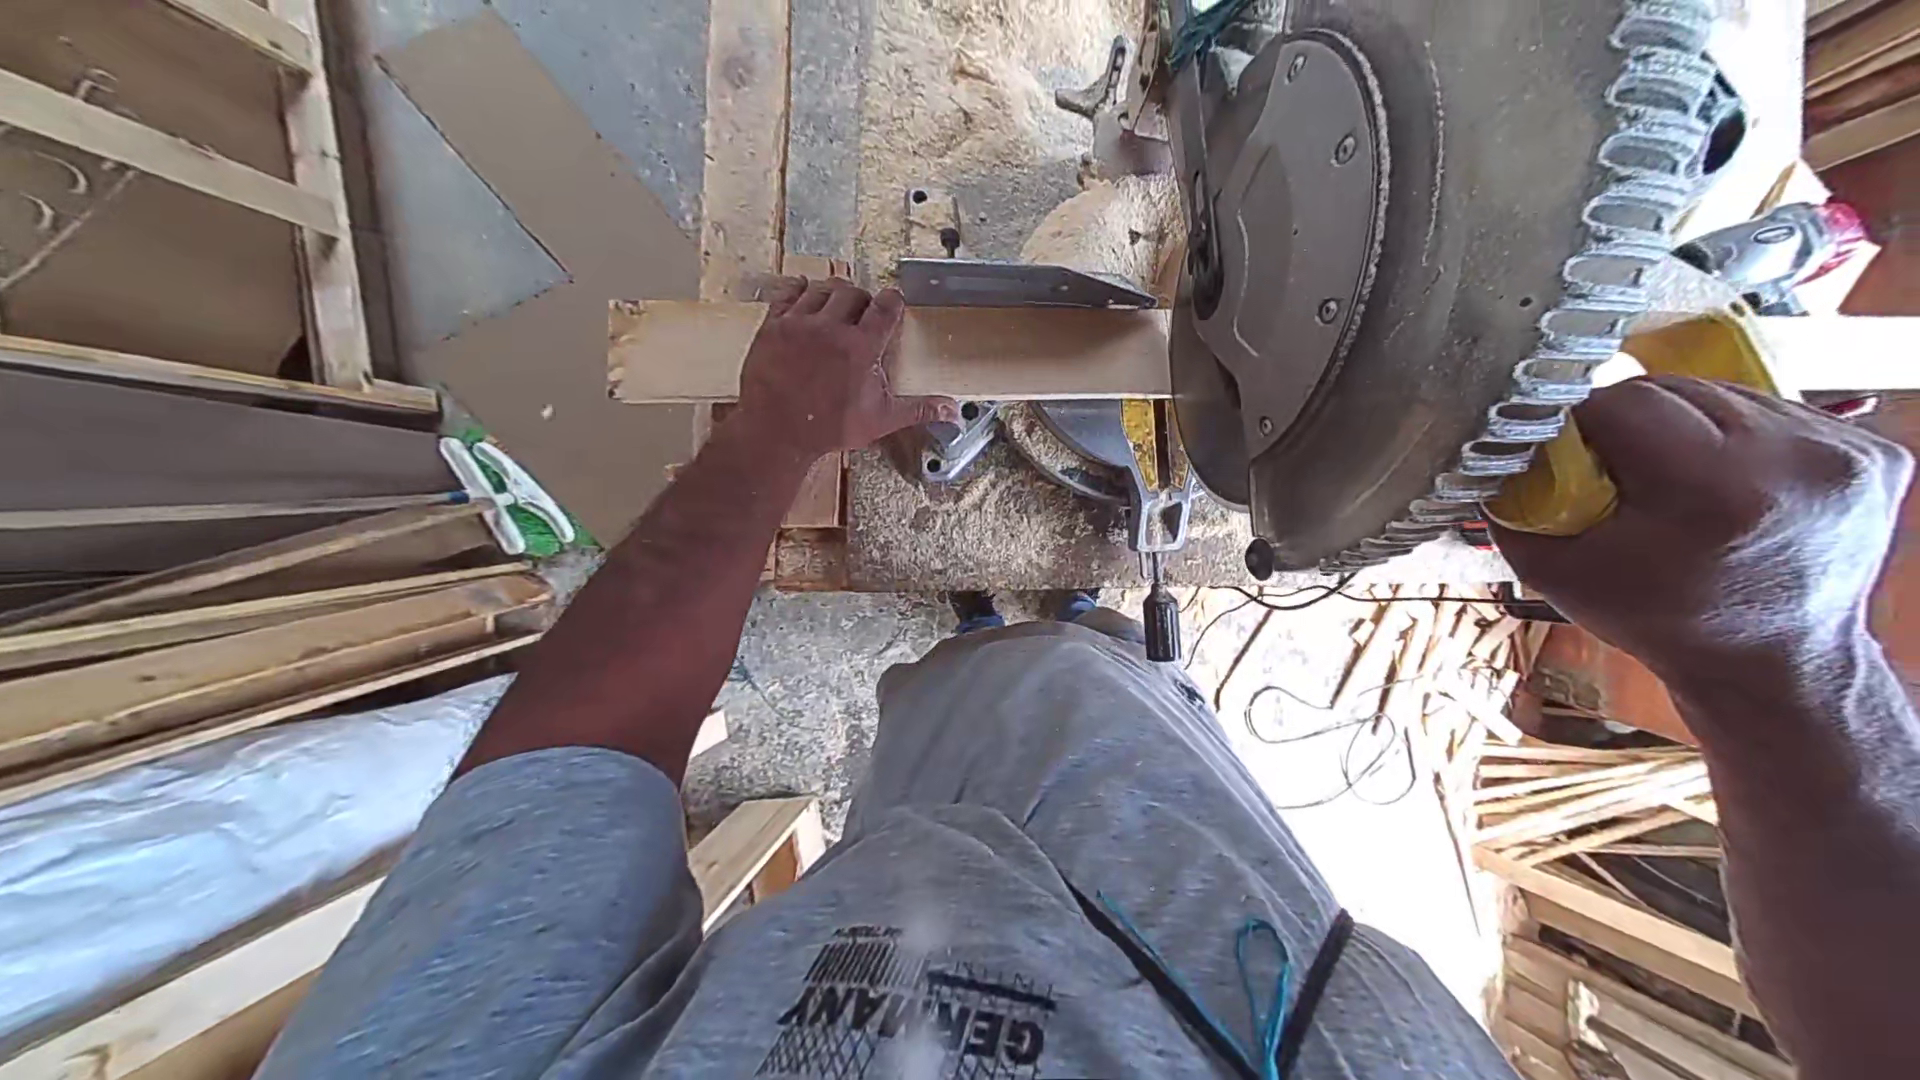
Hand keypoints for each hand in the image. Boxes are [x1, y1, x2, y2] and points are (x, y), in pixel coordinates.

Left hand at [731, 277, 957, 461]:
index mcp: (861, 347)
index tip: (892, 306)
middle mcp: (831, 328)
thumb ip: (918, 409)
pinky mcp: (773, 326)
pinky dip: (799, 291)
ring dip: (833, 295)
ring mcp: (799, 324)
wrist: (777, 432)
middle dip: (862, 301)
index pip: (885, 306)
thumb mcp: (880, 420)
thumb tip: (951, 409)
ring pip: (822, 289)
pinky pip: (788, 293)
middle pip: (853, 292)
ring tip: (836, 309)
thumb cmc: (829, 428)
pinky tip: (805, 296)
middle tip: (863, 315)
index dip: (892, 303)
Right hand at [1491, 376, 1910, 683]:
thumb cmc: (1654, 618)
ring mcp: (1845, 451)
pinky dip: (1721, 432)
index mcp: (1712, 490)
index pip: (1625, 402)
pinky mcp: (1874, 452)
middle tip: (1597, 461)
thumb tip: (1498, 459)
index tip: (1558, 449)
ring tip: (1654, 469)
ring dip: (1670, 421)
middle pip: (1672, 389)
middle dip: (1619, 418)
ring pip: (1719, 393)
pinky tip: (1708, 472)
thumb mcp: (1553, 569)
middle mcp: (1794, 458)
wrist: (1773, 660)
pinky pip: (1766, 412)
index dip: (1576, 419)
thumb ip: (1515, 506)